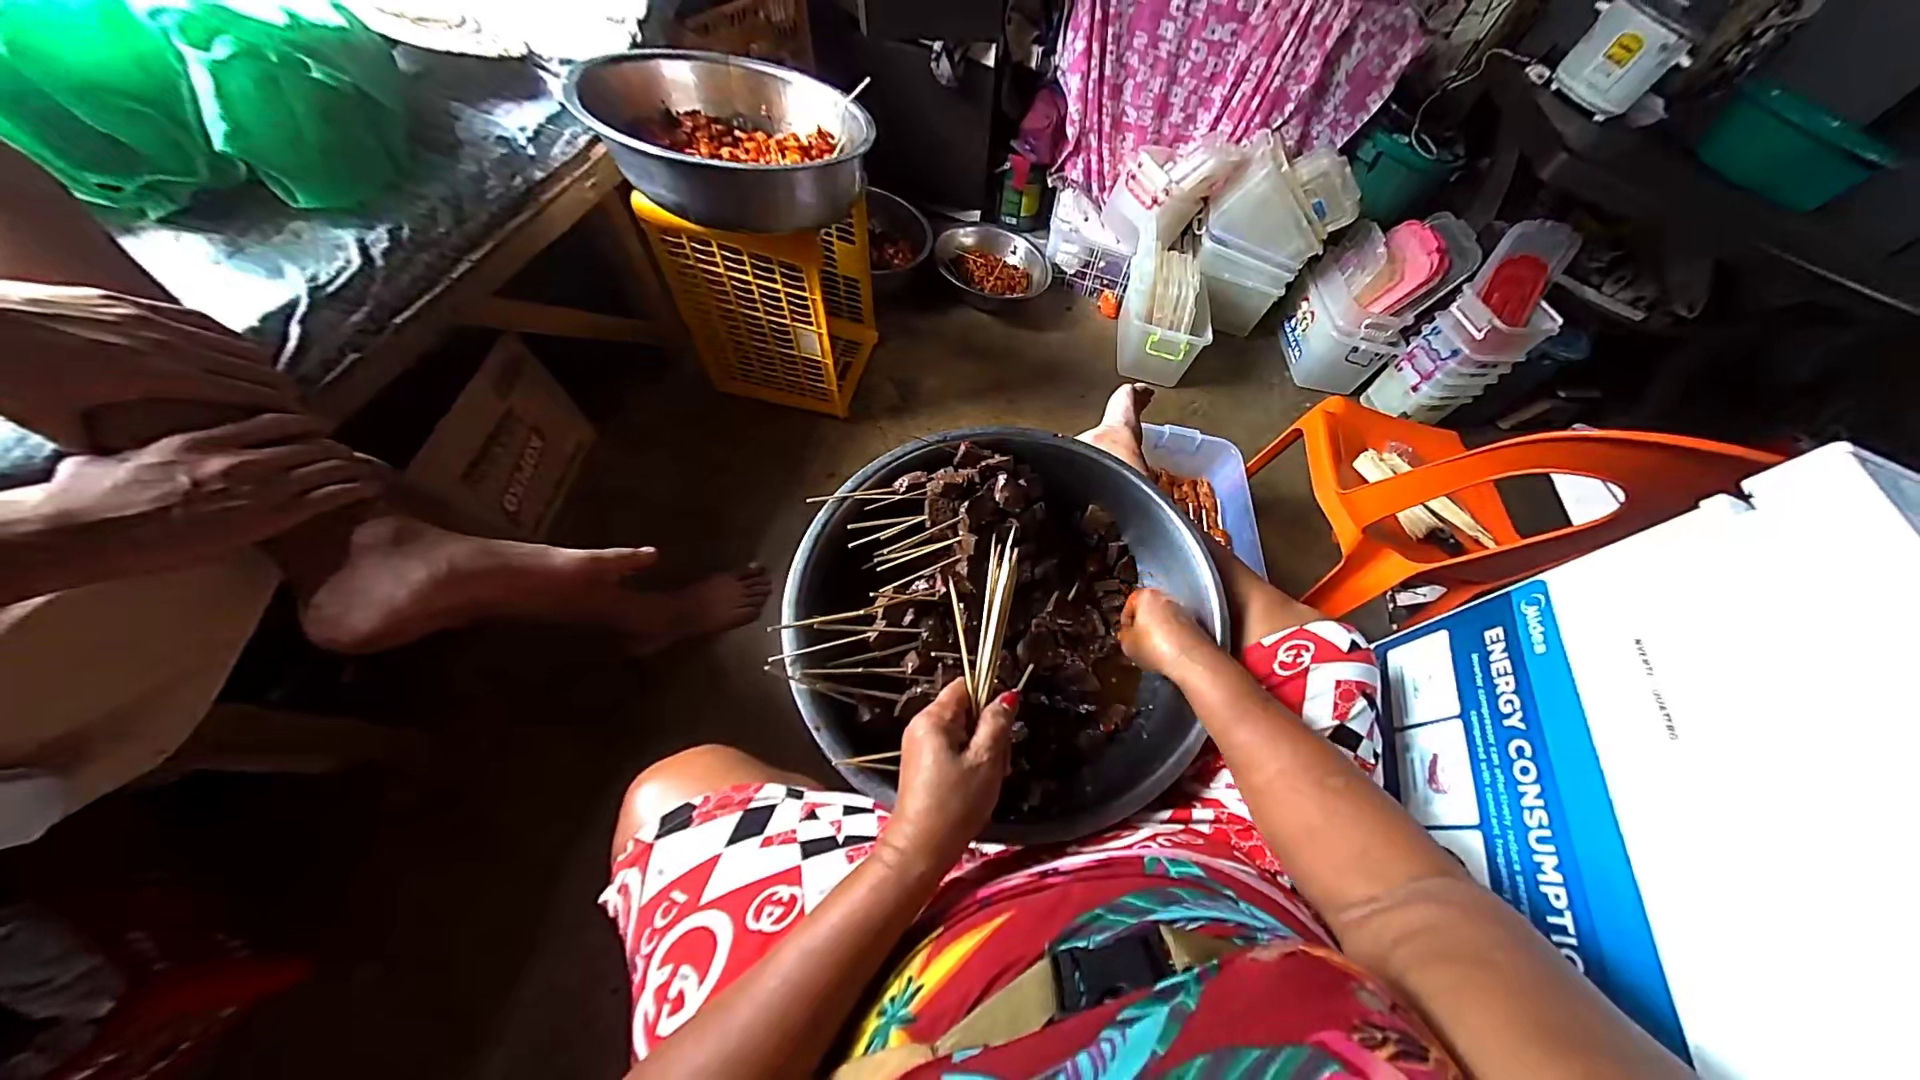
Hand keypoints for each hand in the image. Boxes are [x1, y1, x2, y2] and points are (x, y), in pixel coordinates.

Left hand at [0, 282, 300, 448]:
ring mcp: (150, 318)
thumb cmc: (6, 379)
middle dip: (284, 389)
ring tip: (276, 383)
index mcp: (160, 376)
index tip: (308, 424)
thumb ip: (116, 442)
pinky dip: (228, 338)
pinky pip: (200, 320)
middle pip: (252, 367)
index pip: (247, 391)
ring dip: (262, 365)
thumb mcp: (58, 425)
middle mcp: (168, 345)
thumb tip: (145, 463)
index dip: (284, 408)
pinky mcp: (130, 302)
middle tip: (302, 409)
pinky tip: (235, 349)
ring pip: (233, 343)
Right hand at [32, 413, 380, 575]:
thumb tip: (143, 449)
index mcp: (203, 438)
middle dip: (337, 447)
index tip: (320, 430)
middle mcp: (238, 457)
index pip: (276, 420)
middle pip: (313, 441)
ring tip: (370, 470)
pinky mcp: (273, 516)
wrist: (82, 532)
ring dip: (356, 466)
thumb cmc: (86, 500)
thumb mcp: (121, 457)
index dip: (307, 425)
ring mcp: (259, 486)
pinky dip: (359, 487)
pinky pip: (333, 494)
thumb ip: (154, 449)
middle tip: (351, 455)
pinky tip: (373, 487)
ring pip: (330, 465)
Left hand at [882, 679, 1017, 868]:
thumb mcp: (985, 760)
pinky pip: (952, 748)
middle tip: (1001, 760)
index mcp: (933, 718)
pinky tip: (979, 783)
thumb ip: (997, 723)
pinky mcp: (923, 763)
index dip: (990, 696)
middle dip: (989, 728)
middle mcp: (921, 725)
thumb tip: (1008, 695)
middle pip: (965, 709)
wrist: (921, 849)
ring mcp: (920, 745)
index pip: (965, 685)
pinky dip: (970, 760)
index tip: (1006, 722)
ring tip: (992, 775)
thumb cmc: (955, 804)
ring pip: (962, 731)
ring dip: (983, 748)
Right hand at [1118, 588, 1214, 676]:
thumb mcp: (1126, 643)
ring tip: (1152, 650)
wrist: (1189, 659)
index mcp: (1146, 595)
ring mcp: (1183, 610)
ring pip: (1163, 619)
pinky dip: (1170, 638)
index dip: (1125, 620)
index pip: (1130, 602)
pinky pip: (1176, 629)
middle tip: (1137, 641)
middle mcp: (1166, 597)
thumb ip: (1123, 634)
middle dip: (1142, 624)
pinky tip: (1167, 653)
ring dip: (1157, 631)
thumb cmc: (1153, 646)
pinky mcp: (1195, 624)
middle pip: (1149, 609)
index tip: (1124, 633)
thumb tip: (1127, 633)